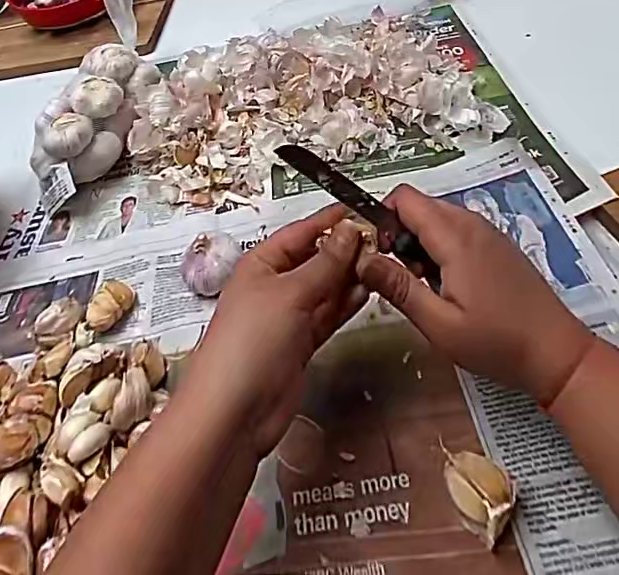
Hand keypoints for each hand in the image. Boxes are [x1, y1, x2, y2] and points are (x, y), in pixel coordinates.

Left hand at [180, 207, 367, 456]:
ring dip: (349, 276)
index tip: (359, 210)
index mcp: (261, 263)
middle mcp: (274, 284)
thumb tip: (349, 230)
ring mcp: (288, 315)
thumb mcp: (290, 293)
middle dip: (343, 249)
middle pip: (314, 259)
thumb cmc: (252, 339)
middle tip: (381, 241)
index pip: (299, 232)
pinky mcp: (301, 342)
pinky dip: (345, 304)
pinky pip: (327, 314)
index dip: (328, 221)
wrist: (236, 407)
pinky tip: (367, 292)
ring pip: (324, 287)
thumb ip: (324, 264)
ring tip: (381, 264)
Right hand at [356, 185, 594, 406]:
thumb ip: (398, 287)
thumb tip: (361, 259)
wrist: (562, 359)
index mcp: (455, 237)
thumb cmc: (498, 343)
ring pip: (435, 216)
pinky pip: (454, 227)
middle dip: (398, 230)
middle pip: (418, 205)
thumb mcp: (440, 324)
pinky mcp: (497, 244)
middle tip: (402, 273)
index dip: (382, 217)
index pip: (404, 198)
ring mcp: (488, 232)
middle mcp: (471, 224)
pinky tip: (448, 282)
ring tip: (425, 281)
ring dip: (418, 239)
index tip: (380, 252)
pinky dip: (439, 244)